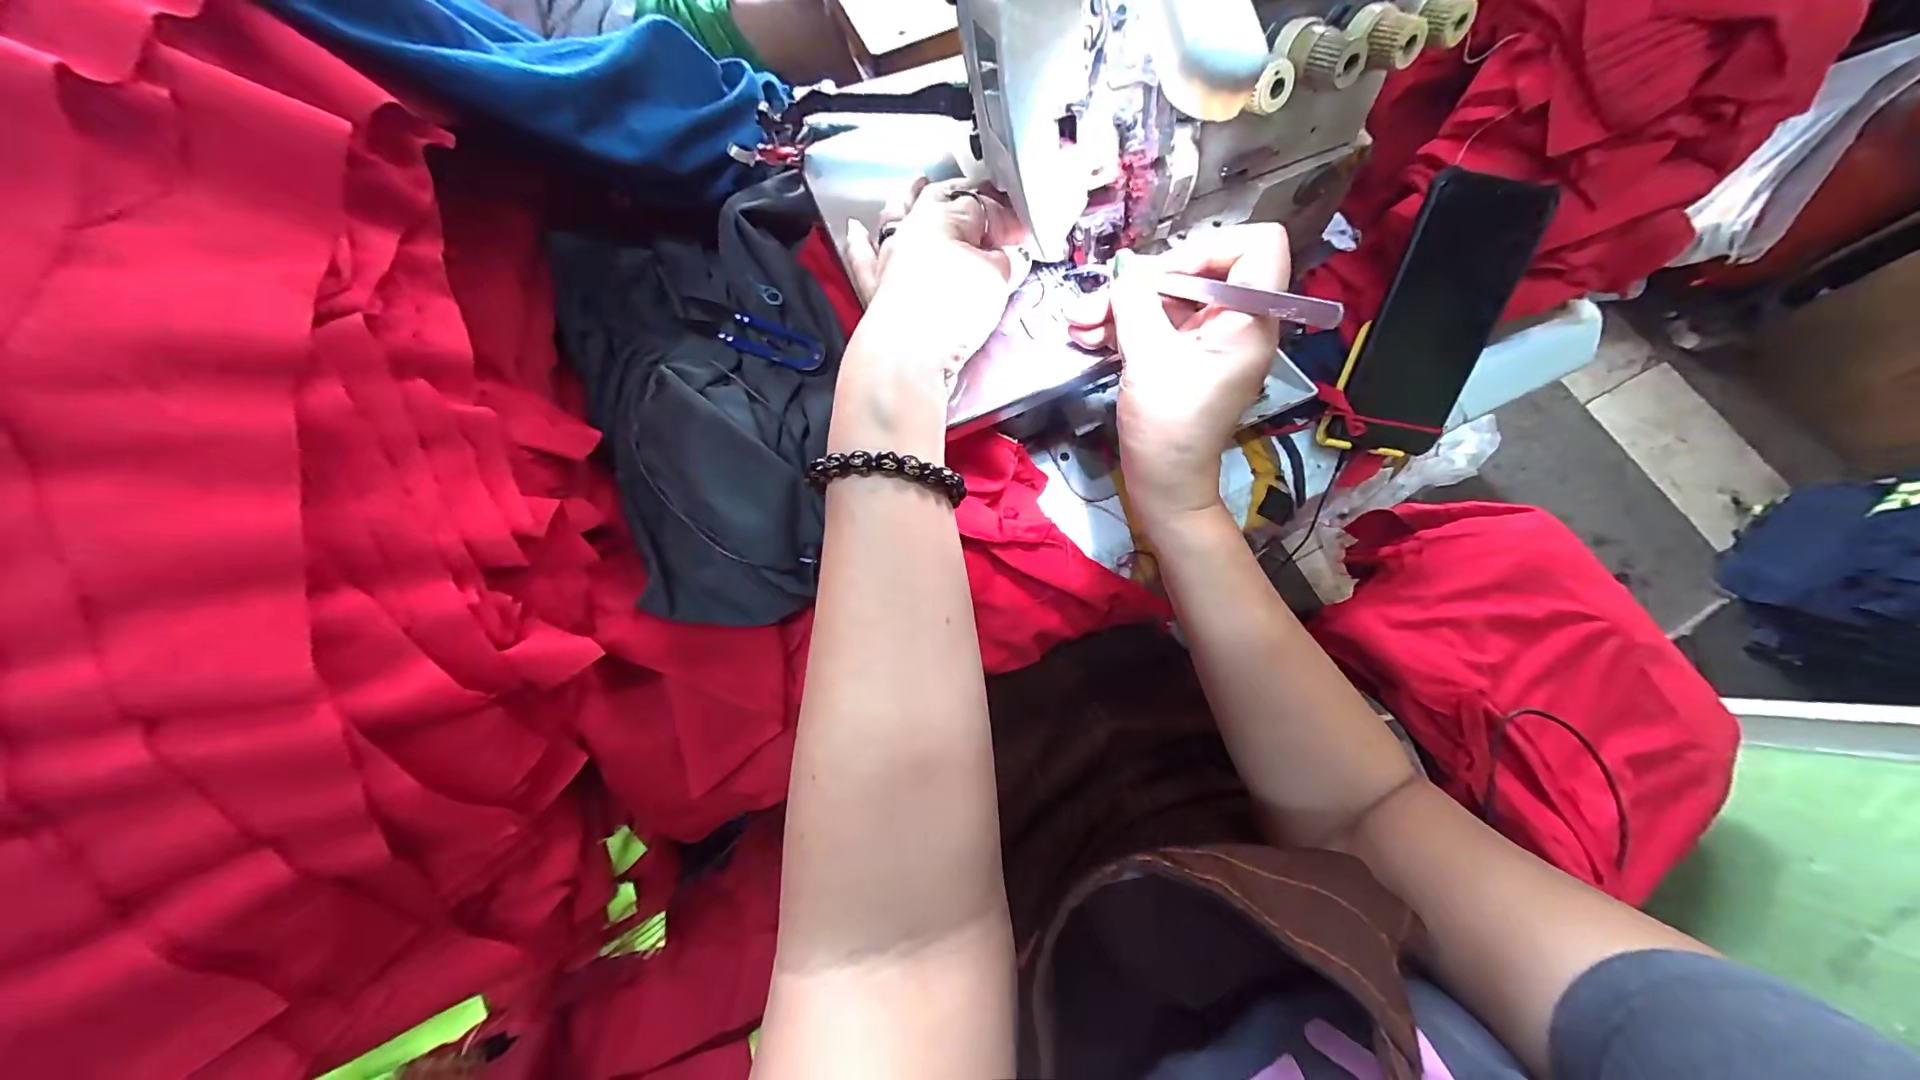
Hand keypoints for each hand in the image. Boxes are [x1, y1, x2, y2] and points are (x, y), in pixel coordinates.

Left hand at [845, 178, 1028, 384]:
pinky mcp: (873, 289)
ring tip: (918, 186)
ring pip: (896, 215)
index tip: (1020, 237)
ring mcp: (888, 258)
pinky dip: (860, 242)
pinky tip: (857, 230)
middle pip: (936, 197)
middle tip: (978, 200)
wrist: (907, 357)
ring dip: (908, 199)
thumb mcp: (996, 280)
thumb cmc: (950, 311)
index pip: (980, 204)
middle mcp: (911, 231)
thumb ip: (1006, 262)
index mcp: (943, 216)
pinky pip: (861, 256)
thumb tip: (1008, 257)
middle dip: (959, 194)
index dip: (1004, 217)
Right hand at [1064, 223, 1289, 529]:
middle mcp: (1234, 324)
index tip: (1167, 276)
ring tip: (1081, 322)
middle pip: (1195, 273)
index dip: (1209, 249)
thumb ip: (1137, 304)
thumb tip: (1125, 270)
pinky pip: (1155, 324)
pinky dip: (1123, 326)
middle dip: (1143, 284)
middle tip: (1103, 300)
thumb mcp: (1149, 360)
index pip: (1257, 246)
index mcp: (1249, 322)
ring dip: (1121, 306)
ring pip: (1166, 299)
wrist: (1164, 484)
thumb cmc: (1169, 430)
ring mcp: (1206, 341)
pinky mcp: (1182, 356)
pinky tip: (1089, 336)